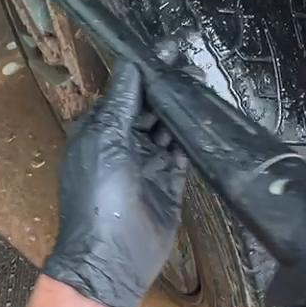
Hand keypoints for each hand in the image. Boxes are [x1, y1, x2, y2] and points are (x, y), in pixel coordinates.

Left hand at [42, 62, 188, 306]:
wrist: (111, 255)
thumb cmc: (98, 194)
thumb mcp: (104, 139)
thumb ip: (120, 102)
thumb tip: (131, 65)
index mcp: (100, 131)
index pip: (125, 92)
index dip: (145, 72)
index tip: (171, 52)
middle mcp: (123, 144)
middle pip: (149, 107)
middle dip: (168, 88)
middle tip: (195, 67)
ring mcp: (148, 164)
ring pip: (168, 128)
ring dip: (182, 110)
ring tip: (205, 84)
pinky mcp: (169, 183)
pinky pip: (182, 153)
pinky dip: (193, 137)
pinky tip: (207, 119)